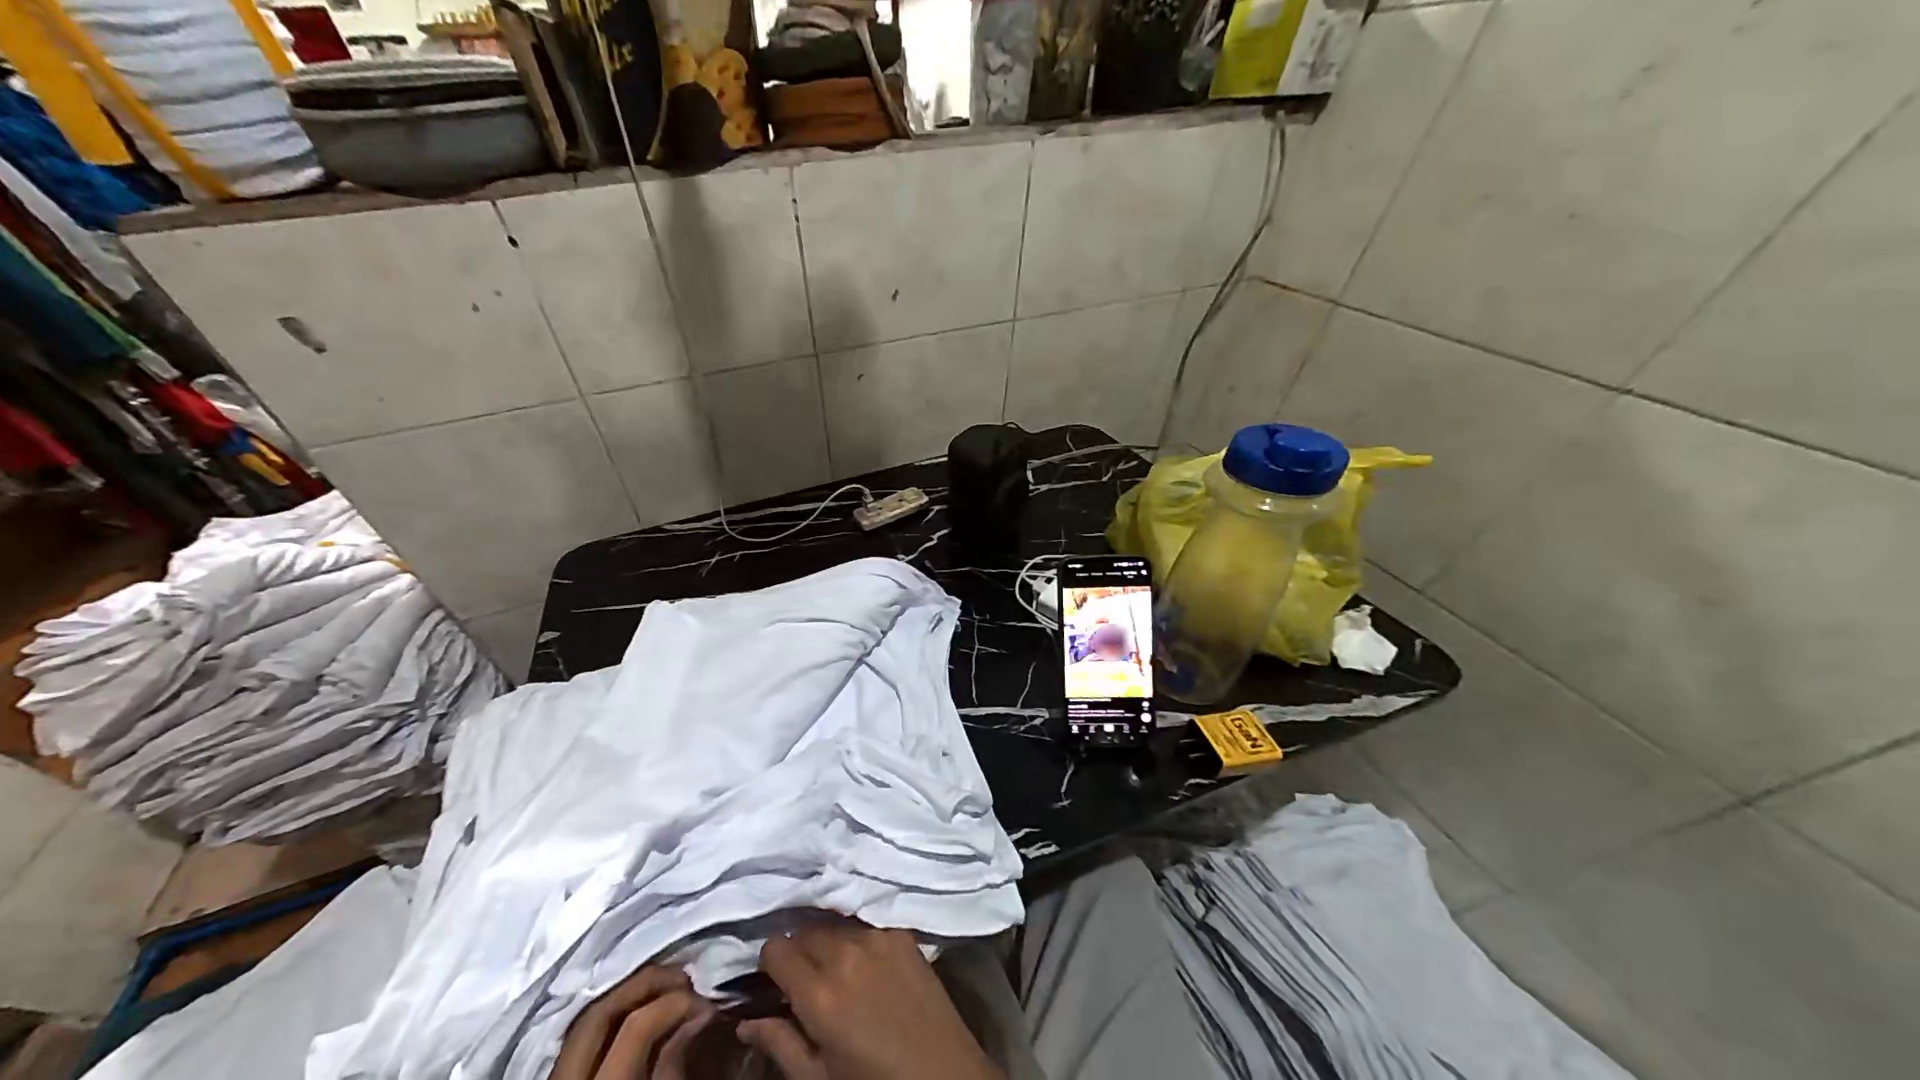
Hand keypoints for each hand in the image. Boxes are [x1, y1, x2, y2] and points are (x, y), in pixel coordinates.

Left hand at [551, 966, 714, 1079]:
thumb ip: (673, 1063)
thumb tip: (700, 1011)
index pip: (635, 1027)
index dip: (673, 1005)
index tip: (703, 1001)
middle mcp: (567, 1076)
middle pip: (600, 1011)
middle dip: (644, 983)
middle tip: (682, 978)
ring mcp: (555, 1073)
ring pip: (584, 1014)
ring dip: (626, 992)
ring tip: (663, 987)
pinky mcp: (556, 1071)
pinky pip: (579, 1029)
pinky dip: (609, 1009)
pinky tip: (635, 1004)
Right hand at [743, 921, 1004, 1079]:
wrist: (945, 1075)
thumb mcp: (819, 1078)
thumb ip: (779, 1044)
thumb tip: (744, 1021)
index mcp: (820, 992)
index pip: (775, 948)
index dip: (769, 966)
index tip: (775, 984)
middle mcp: (847, 952)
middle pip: (803, 930)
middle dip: (797, 952)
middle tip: (803, 981)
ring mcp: (879, 938)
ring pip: (833, 924)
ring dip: (826, 942)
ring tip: (835, 971)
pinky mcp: (903, 934)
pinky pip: (865, 925)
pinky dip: (856, 939)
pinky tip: (864, 963)